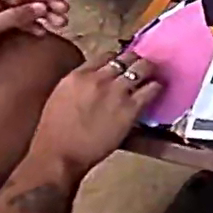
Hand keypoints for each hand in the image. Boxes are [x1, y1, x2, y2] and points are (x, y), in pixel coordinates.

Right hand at [28, 51, 160, 175]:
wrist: (58, 156)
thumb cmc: (55, 132)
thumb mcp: (61, 98)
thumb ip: (81, 84)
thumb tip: (99, 78)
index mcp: (76, 76)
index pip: (106, 56)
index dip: (118, 59)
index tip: (123, 64)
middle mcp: (98, 80)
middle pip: (128, 57)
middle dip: (136, 61)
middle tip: (142, 67)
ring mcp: (116, 92)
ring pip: (143, 68)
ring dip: (149, 71)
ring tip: (152, 75)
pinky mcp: (131, 107)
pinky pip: (153, 88)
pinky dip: (157, 87)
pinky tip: (155, 91)